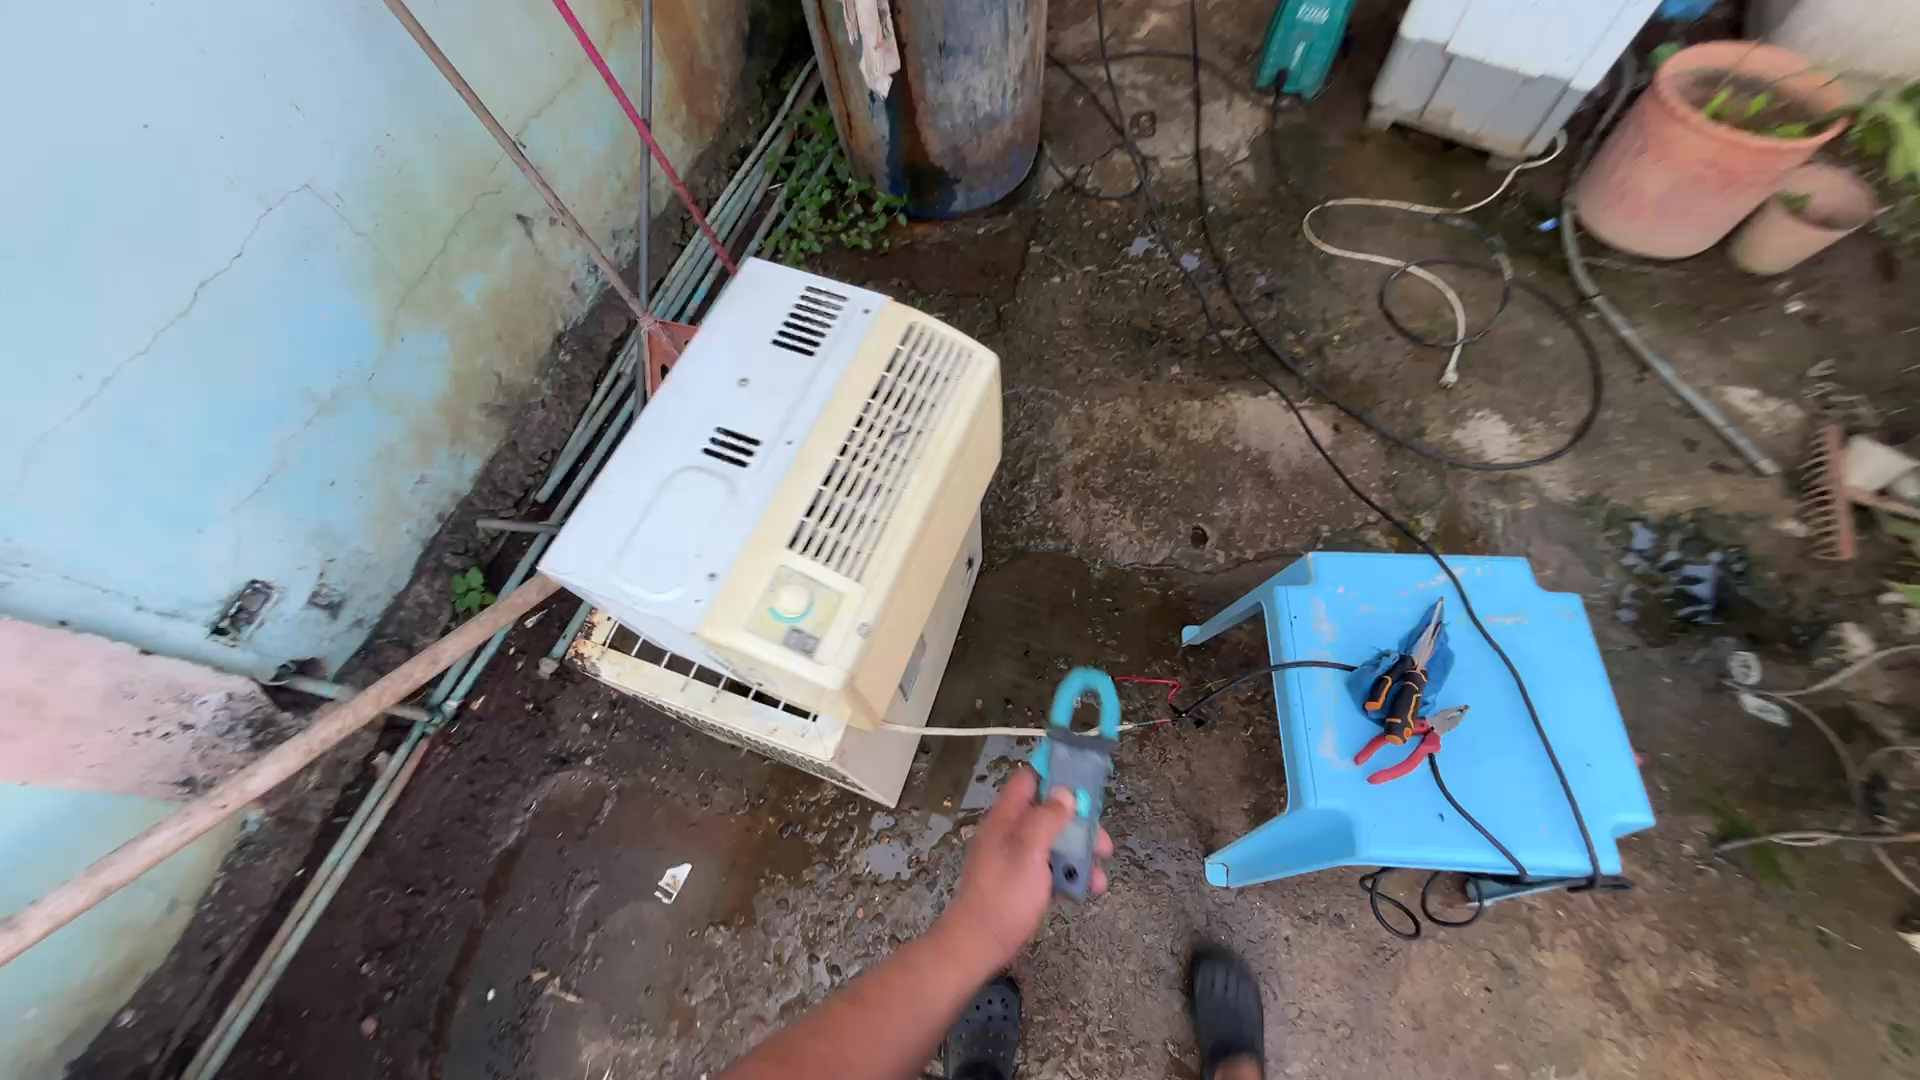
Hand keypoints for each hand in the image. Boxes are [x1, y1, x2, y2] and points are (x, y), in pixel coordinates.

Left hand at [939, 767, 1113, 965]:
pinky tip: (1086, 890)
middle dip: (1079, 826)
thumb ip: (1047, 818)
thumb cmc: (1004, 894)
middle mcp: (1011, 831)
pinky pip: (1050, 868)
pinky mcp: (1022, 881)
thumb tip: (1065, 792)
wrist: (979, 944)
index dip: (1056, 775)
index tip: (1085, 785)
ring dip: (1079, 855)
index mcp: (1006, 816)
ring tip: (1100, 877)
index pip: (1030, 779)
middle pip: (1049, 812)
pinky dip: (1068, 875)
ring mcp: (1016, 857)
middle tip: (1103, 844)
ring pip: (1054, 843)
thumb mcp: (1029, 851)